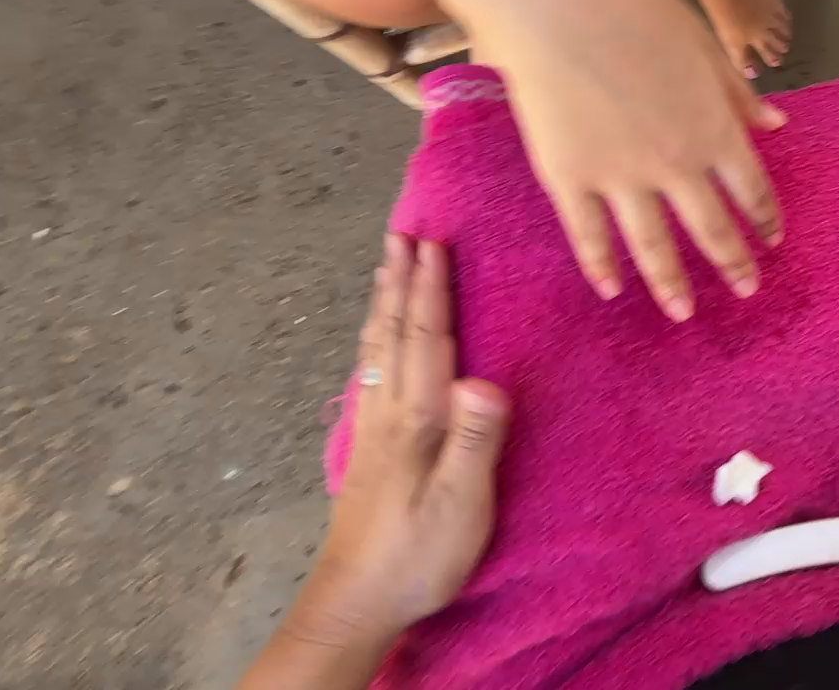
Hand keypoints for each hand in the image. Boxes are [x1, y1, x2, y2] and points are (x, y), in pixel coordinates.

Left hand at [288, 235, 510, 649]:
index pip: (425, 339)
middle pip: (394, 332)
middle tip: (401, 234)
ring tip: (386, 266)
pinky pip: (373, 369)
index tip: (431, 243)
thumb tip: (485, 378)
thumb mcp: (459, 503)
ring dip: (384, 300)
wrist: (354, 604)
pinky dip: (376, 335)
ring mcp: (372, 427)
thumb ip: (473, 440)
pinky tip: (377, 334)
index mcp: (414, 418)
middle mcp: (388, 411)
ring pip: (378, 348)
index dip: (429, 290)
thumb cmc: (418, 553)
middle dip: (400, 280)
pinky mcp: (368, 444)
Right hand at [424, 0, 785, 322]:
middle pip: (711, 229)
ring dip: (673, 284)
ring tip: (685, 313)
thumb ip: (738, 95)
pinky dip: (602, 266)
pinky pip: (589, 236)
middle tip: (748, 293)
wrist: (554, 0)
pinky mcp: (568, 179)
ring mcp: (621, 177)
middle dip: (733, 263)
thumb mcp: (704, 46)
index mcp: (714, 129)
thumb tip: (777, 124)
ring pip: (654, 246)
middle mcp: (676, 164)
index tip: (772, 241)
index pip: (751, 190)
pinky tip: (612, 290)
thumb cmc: (637, 10)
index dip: (764, 219)